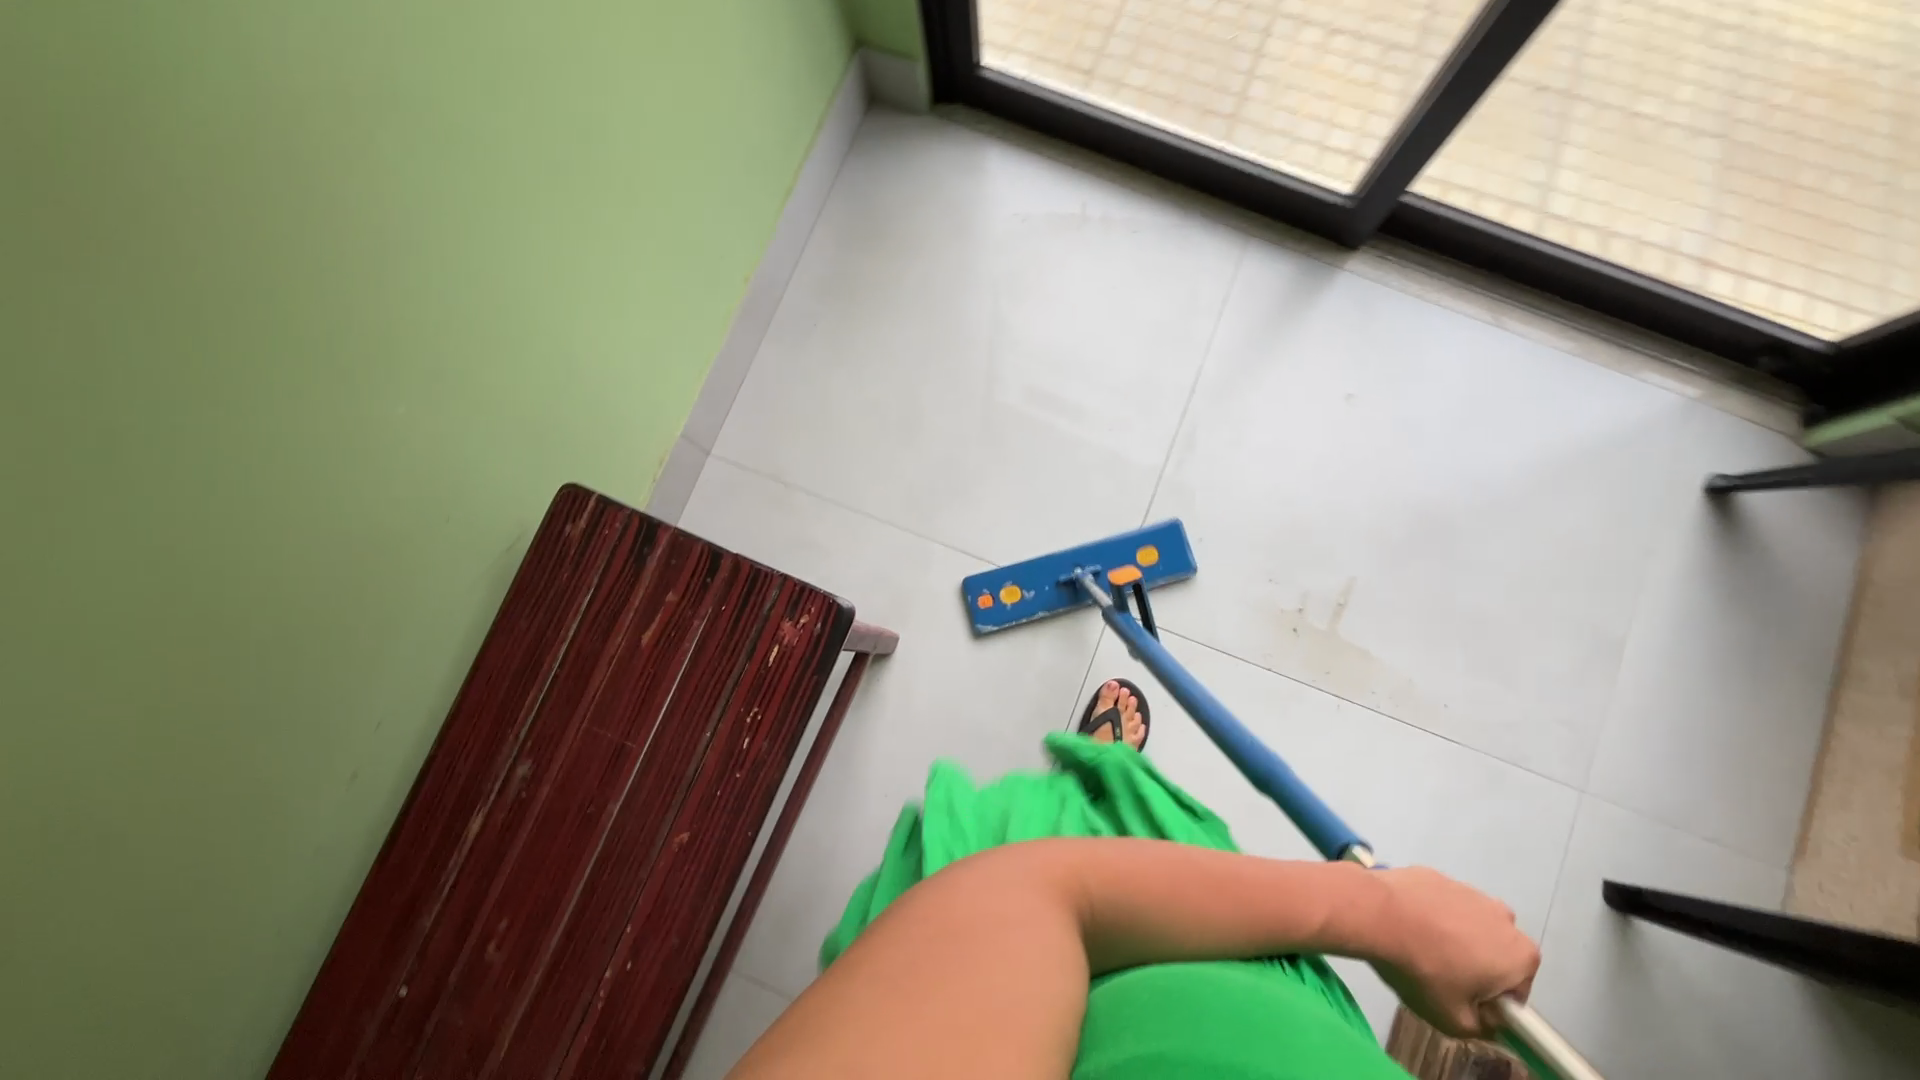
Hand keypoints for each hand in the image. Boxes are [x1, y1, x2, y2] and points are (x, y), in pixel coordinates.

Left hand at [1363, 867, 1539, 1038]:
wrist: (1376, 913)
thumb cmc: (1423, 971)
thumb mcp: (1455, 1021)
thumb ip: (1481, 1027)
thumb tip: (1485, 1018)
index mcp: (1521, 954)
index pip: (1514, 990)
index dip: (1487, 1002)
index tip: (1459, 1002)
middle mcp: (1503, 916)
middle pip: (1492, 952)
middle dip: (1471, 965)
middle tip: (1436, 975)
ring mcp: (1467, 889)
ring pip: (1465, 924)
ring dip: (1449, 936)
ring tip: (1415, 947)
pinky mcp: (1435, 874)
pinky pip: (1437, 902)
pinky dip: (1426, 912)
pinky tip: (1403, 922)